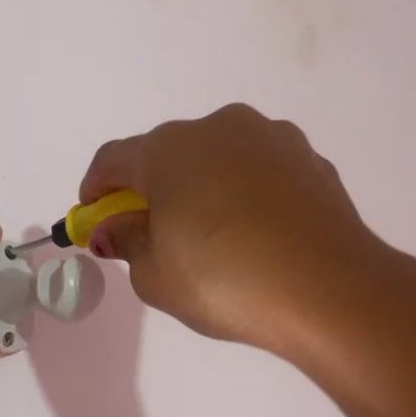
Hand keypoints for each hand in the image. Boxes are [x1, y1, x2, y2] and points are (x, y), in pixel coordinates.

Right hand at [82, 103, 409, 360]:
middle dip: (151, 193)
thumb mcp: (154, 276)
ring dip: (200, 193)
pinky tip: (249, 242)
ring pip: (218, 163)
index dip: (94, 191)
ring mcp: (272, 139)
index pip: (114, 160)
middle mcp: (220, 128)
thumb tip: (113, 228)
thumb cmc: (220, 281)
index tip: (91, 219)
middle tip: (147, 238)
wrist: (324, 288)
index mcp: (169, 150)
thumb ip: (127, 243)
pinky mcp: (310, 162)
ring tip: (206, 245)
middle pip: (168, 156)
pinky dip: (242, 201)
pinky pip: (258, 178)